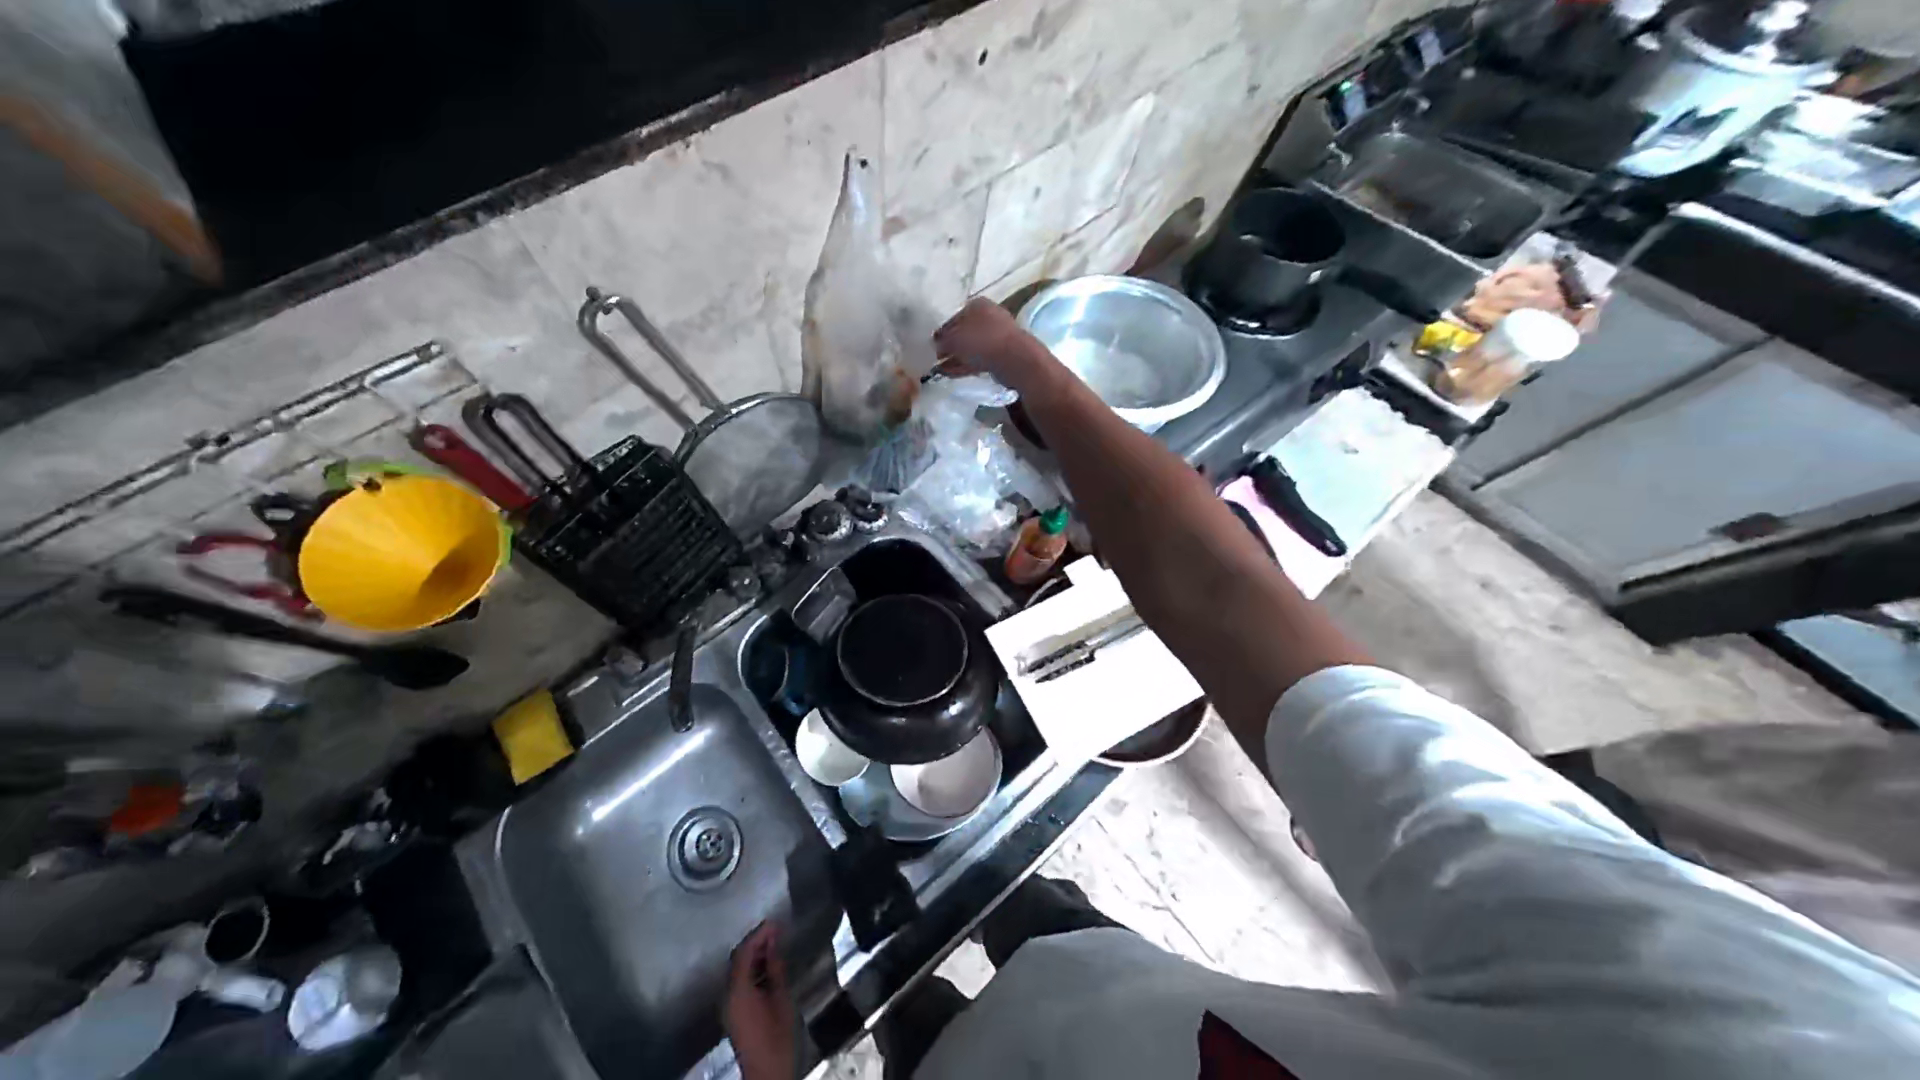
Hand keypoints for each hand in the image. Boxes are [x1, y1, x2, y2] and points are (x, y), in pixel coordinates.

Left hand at [724, 922, 795, 1079]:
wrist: (767, 1074)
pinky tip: (768, 966)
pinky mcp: (734, 1013)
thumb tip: (773, 943)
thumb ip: (775, 969)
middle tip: (776, 930)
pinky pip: (739, 982)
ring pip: (738, 970)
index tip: (775, 922)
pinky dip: (752, 969)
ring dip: (754, 955)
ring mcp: (728, 1005)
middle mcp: (728, 995)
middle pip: (737, 960)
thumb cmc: (777, 1038)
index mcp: (738, 991)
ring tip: (775, 944)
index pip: (744, 953)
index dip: (758, 934)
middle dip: (755, 942)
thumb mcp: (781, 999)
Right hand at [934, 298, 1054, 392]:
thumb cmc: (982, 342)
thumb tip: (934, 345)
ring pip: (970, 347)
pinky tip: (950, 373)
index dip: (939, 330)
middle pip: (962, 332)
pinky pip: (977, 359)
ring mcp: (996, 336)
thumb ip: (940, 341)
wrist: (1016, 360)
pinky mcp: (1001, 355)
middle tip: (932, 358)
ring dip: (954, 357)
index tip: (928, 344)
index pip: (952, 316)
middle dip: (948, 346)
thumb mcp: (954, 339)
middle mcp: (988, 316)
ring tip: (938, 369)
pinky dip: (964, 365)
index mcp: (977, 305)